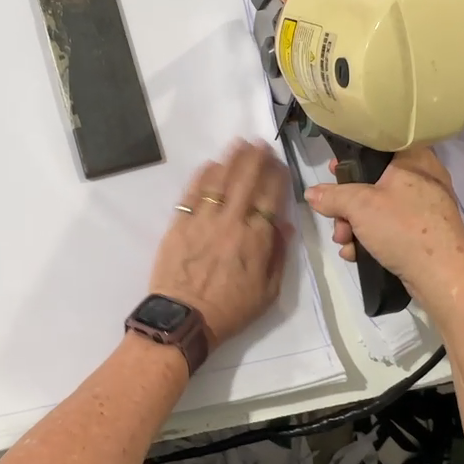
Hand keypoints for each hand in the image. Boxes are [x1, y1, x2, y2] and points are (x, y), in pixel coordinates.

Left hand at [147, 140, 294, 346]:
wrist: (184, 319)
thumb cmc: (230, 310)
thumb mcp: (268, 291)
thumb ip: (278, 255)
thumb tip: (285, 225)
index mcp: (256, 239)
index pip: (270, 197)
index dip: (277, 176)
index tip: (280, 165)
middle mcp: (231, 222)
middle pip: (246, 180)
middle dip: (255, 159)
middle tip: (260, 144)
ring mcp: (202, 220)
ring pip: (219, 181)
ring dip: (231, 159)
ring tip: (239, 144)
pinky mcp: (179, 224)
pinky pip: (193, 193)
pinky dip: (203, 176)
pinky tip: (210, 165)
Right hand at [303, 149, 463, 286]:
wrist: (442, 277)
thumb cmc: (403, 228)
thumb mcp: (359, 207)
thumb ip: (332, 196)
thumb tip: (311, 193)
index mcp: (414, 159)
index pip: (377, 147)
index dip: (351, 159)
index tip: (332, 173)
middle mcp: (423, 178)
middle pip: (372, 182)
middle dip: (347, 205)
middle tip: (336, 220)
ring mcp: (426, 207)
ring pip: (378, 207)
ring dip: (354, 226)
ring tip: (345, 243)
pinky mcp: (425, 232)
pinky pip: (390, 226)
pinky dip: (371, 238)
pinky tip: (357, 254)